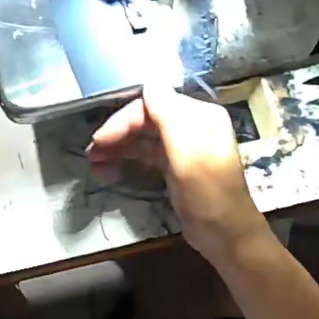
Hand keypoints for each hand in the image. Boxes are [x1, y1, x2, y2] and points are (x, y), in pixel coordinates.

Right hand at [86, 84, 272, 261]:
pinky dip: (127, 159)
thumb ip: (168, 115)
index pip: (154, 105)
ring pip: (144, 139)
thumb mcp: (188, 152)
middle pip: (146, 120)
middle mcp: (192, 126)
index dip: (124, 119)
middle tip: (92, 152)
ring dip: (118, 147)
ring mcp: (183, 148)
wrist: (226, 236)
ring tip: (93, 162)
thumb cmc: (209, 192)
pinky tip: (107, 169)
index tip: (100, 138)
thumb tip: (149, 82)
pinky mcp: (175, 168)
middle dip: (118, 133)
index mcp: (200, 116)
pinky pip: (147, 156)